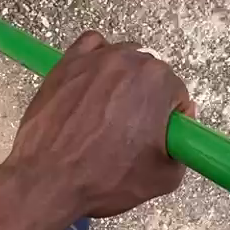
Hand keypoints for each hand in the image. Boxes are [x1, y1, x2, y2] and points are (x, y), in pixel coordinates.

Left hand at [0, 30, 189, 225]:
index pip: (176, 95)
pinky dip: (95, 61)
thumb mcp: (162, 178)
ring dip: (121, 82)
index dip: (168, 120)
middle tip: (129, 132)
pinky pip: (90, 48)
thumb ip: (183, 150)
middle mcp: (128, 61)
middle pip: (149, 76)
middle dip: (144, 101)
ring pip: (121, 61)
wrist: (46, 181)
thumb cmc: (101, 179)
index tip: (155, 137)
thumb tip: (178, 133)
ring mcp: (94, 59)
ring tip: (106, 114)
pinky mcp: (66, 64)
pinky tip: (91, 86)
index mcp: (158, 82)